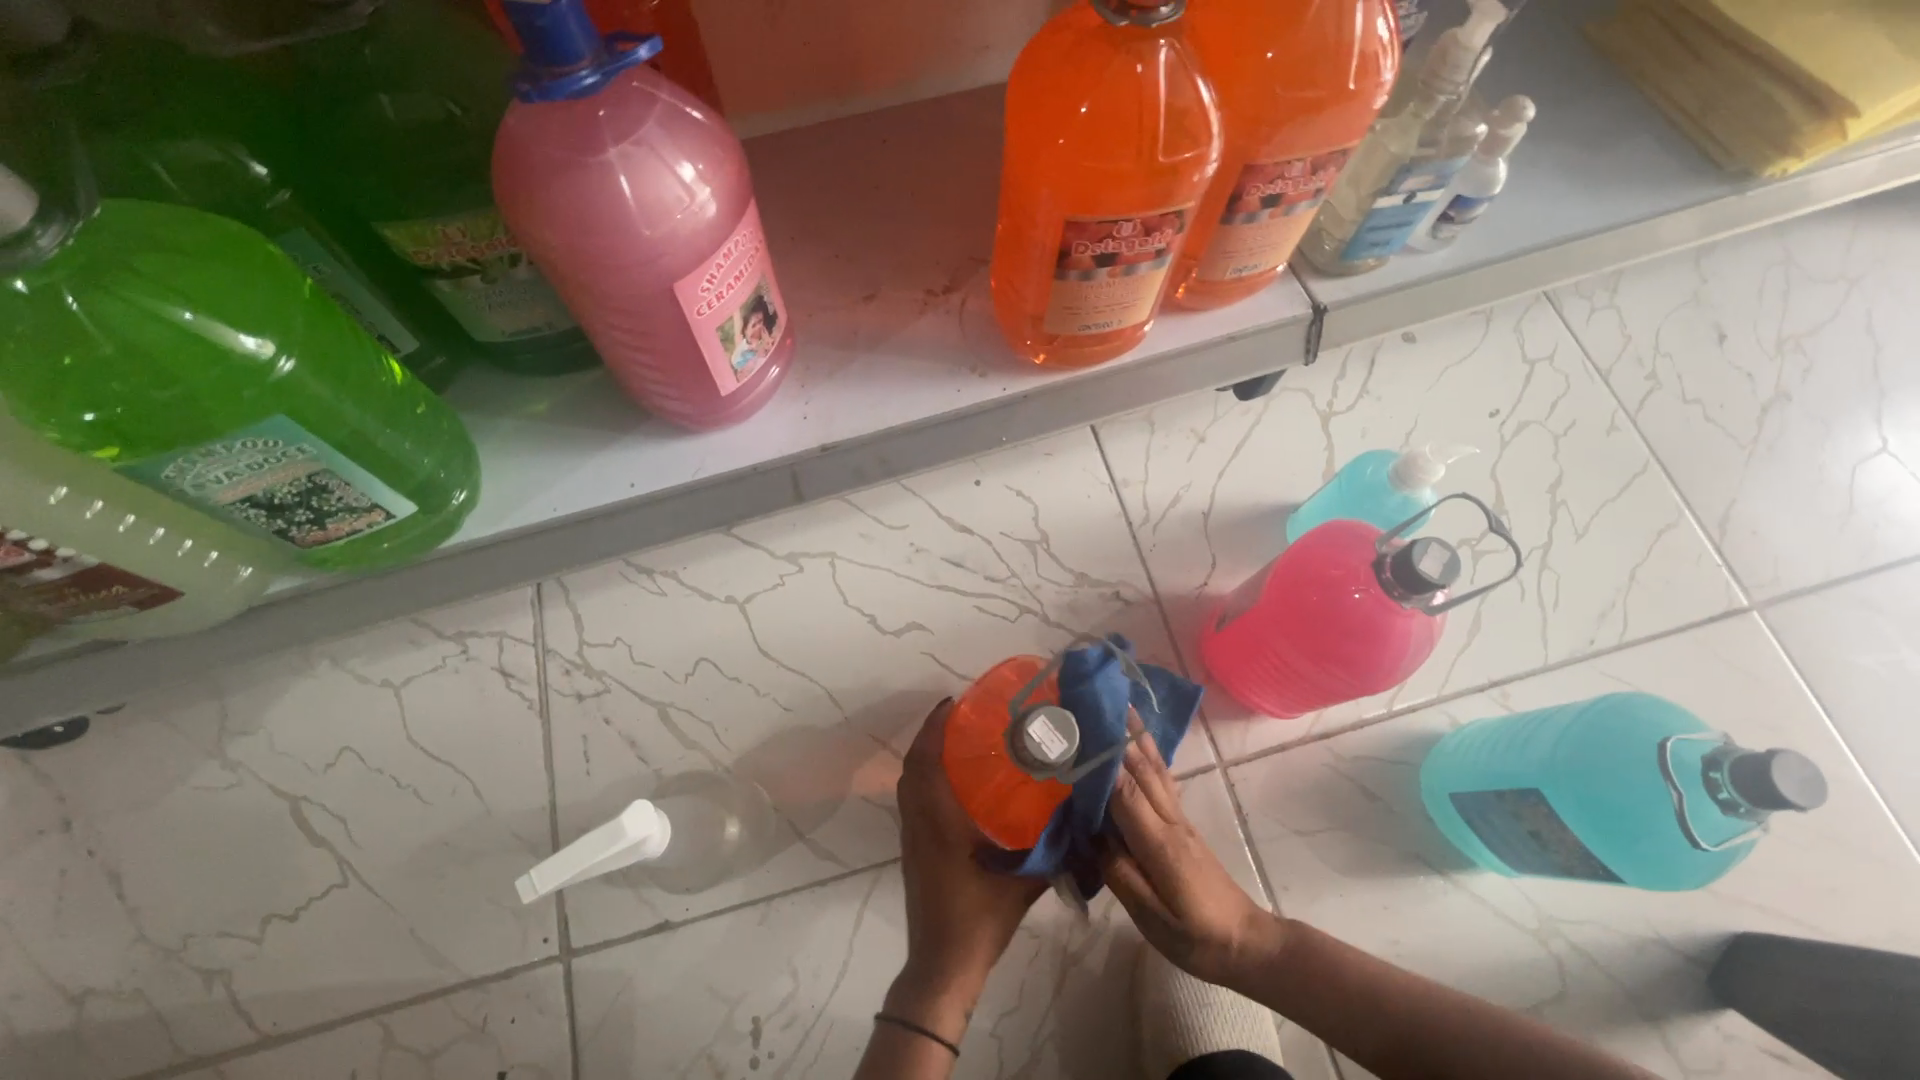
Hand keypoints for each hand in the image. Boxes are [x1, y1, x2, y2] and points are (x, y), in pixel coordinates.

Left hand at [890, 698, 1046, 1036]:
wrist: (943, 965)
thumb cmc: (979, 920)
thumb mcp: (1024, 884)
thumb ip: (1053, 850)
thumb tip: (1083, 818)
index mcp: (939, 823)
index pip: (926, 762)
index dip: (935, 728)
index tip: (954, 703)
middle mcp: (919, 823)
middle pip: (913, 767)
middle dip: (932, 736)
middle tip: (963, 718)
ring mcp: (911, 838)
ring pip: (910, 784)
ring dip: (928, 757)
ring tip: (961, 743)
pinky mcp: (912, 851)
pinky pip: (913, 801)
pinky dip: (927, 779)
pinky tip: (957, 785)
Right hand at [1098, 727, 1282, 990]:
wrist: (1246, 944)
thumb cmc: (1195, 936)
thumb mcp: (1151, 917)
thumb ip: (1120, 873)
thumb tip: (1092, 836)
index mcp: (1158, 843)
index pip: (1124, 792)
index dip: (1101, 761)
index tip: (1079, 731)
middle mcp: (1170, 822)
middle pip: (1141, 769)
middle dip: (1118, 735)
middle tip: (1094, 702)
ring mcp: (1179, 821)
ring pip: (1156, 769)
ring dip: (1137, 737)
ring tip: (1121, 705)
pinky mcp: (1183, 826)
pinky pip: (1162, 781)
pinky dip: (1150, 756)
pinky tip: (1142, 744)